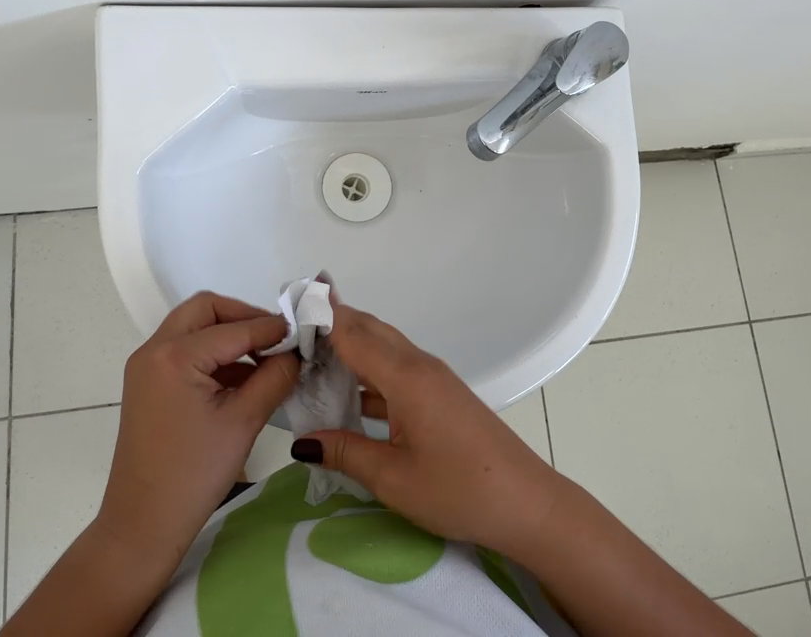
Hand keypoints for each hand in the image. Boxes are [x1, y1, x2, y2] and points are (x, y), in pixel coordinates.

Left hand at [93, 292, 298, 561]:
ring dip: (230, 335)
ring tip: (267, 360)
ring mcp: (147, 367)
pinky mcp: (149, 384)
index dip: (274, 329)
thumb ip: (275, 377)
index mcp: (174, 355)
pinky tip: (244, 378)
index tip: (306, 333)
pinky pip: (185, 351)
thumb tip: (297, 353)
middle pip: (207, 310)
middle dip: (246, 318)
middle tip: (279, 340)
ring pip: (194, 328)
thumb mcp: (244, 421)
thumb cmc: (194, 474)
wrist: (142, 525)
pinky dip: (215, 354)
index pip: (235, 328)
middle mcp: (154, 350)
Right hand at [294, 303, 566, 554]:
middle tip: (290, 330)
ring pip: (383, 349)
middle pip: (369, 331)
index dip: (319, 316)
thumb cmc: (458, 490)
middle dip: (331, 324)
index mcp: (406, 376)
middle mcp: (419, 366)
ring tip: (307, 359)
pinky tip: (345, 395)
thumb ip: (345, 452)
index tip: (285, 307)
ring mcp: (432, 379)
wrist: (525, 503)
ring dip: (349, 348)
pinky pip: (395, 370)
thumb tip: (302, 440)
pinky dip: (367, 373)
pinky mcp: (439, 396)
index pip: (353, 333)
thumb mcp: (393, 478)